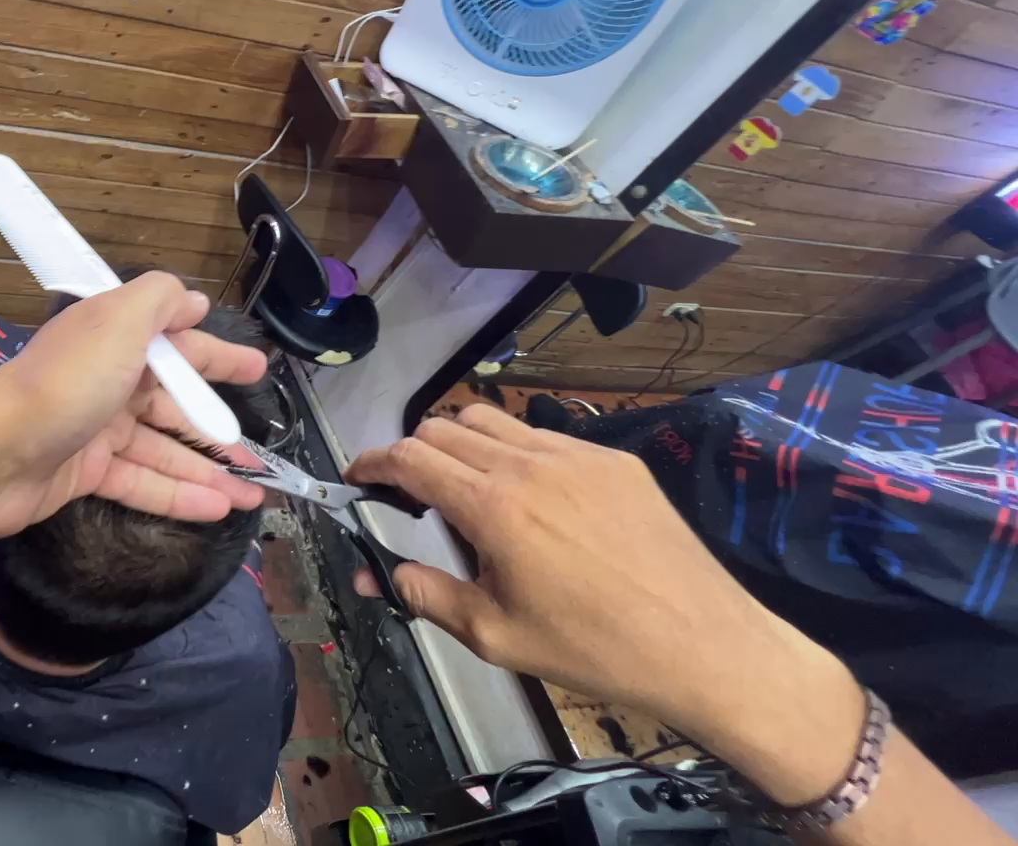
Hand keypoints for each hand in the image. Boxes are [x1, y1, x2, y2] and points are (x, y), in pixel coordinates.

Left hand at [0, 270, 267, 537]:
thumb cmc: (65, 383)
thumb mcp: (118, 321)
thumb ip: (159, 301)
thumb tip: (194, 300)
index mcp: (117, 343)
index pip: (179, 347)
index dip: (218, 356)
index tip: (256, 367)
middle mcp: (108, 383)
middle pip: (174, 403)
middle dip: (219, 424)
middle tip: (261, 450)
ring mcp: (97, 431)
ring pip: (164, 450)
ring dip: (209, 470)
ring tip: (254, 492)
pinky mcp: (86, 473)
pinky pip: (143, 483)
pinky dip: (179, 495)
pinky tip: (216, 509)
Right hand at [347, 404, 863, 801]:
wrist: (713, 652)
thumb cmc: (594, 649)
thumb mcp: (493, 635)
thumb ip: (422, 595)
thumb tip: (372, 574)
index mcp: (492, 508)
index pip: (407, 457)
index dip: (370, 463)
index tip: (357, 479)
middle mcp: (527, 466)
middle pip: (438, 429)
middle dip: (409, 455)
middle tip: (409, 495)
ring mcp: (574, 455)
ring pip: (485, 418)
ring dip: (455, 443)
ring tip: (463, 484)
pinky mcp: (612, 459)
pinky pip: (538, 433)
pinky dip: (509, 450)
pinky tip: (528, 495)